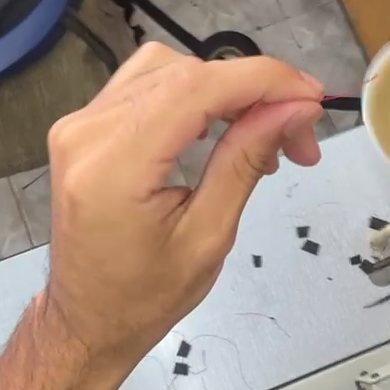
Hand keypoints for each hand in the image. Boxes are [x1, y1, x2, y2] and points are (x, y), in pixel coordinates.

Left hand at [37, 44, 324, 389]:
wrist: (86, 320)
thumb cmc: (146, 297)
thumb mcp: (209, 236)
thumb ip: (246, 160)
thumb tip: (297, 108)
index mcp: (113, 166)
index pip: (196, 87)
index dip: (262, 80)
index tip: (312, 97)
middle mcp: (86, 131)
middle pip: (184, 73)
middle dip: (253, 92)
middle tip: (298, 136)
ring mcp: (78, 124)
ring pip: (167, 69)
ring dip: (225, 91)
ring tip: (263, 134)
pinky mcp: (82, 126)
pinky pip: (146, 86)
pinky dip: (193, 96)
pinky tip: (221, 128)